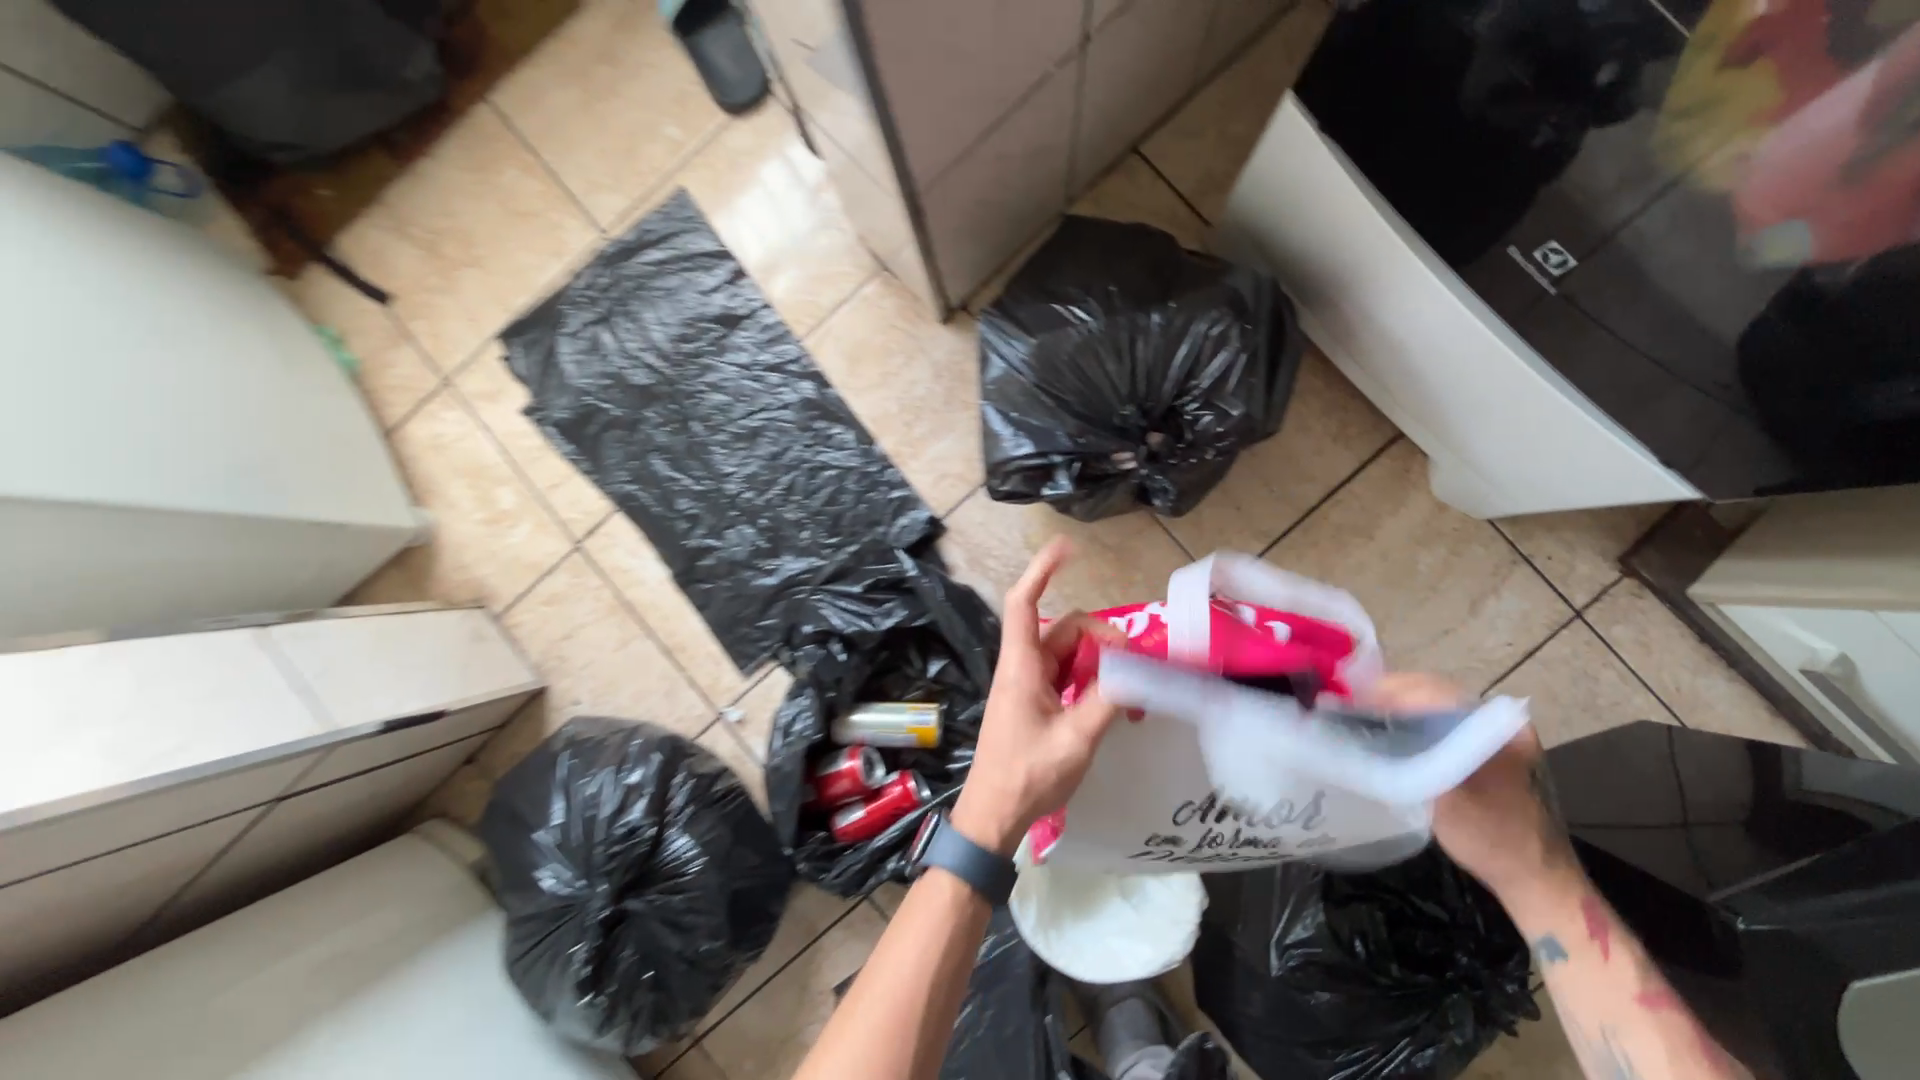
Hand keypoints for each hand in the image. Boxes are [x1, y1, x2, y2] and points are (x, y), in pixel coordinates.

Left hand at [951, 539, 1122, 854]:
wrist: (994, 816)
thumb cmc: (1026, 776)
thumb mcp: (1076, 739)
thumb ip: (1108, 701)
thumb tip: (1140, 670)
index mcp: (1022, 667)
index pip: (1025, 603)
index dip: (1042, 571)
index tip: (1068, 548)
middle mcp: (1023, 669)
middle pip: (1065, 631)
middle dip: (1102, 639)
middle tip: (1136, 667)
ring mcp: (1029, 688)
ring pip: (1070, 656)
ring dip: (1101, 664)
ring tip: (1132, 692)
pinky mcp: (1036, 706)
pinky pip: (1068, 679)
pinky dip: (1092, 684)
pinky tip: (1114, 705)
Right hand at [1363, 673, 1582, 905]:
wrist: (1536, 877)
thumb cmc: (1491, 839)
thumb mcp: (1444, 799)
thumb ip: (1408, 758)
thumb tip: (1356, 729)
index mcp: (1496, 726)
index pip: (1431, 691)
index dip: (1384, 692)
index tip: (1346, 700)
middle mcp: (1499, 720)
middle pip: (1431, 692)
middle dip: (1386, 695)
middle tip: (1347, 706)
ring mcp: (1495, 733)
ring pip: (1434, 705)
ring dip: (1396, 707)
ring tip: (1360, 717)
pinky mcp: (1486, 747)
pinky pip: (1441, 721)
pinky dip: (1411, 722)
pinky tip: (1388, 734)